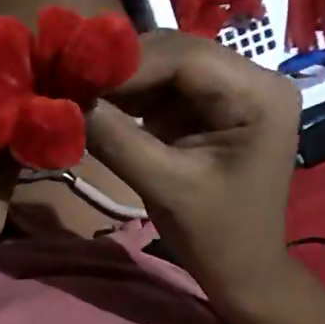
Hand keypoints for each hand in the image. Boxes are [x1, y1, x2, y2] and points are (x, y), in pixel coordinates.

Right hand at [85, 31, 301, 298]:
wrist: (242, 269)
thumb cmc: (216, 234)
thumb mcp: (165, 187)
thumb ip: (117, 141)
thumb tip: (65, 103)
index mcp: (260, 95)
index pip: (187, 58)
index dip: (127, 63)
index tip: (74, 75)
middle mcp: (252, 80)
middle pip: (177, 54)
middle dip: (121, 68)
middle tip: (69, 81)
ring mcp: (232, 90)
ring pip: (166, 66)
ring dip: (121, 80)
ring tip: (77, 90)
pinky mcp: (211, 106)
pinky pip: (164, 87)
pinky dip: (130, 96)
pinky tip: (98, 103)